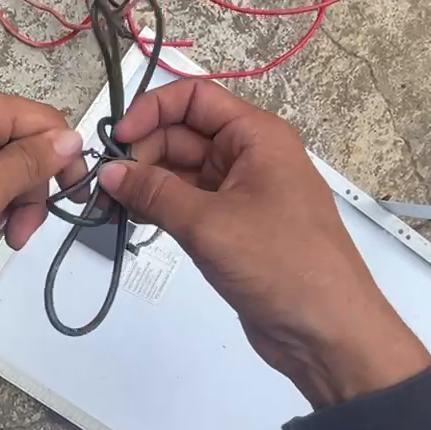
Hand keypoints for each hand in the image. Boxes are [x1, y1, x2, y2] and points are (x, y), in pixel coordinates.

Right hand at [99, 81, 429, 407]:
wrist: (325, 331)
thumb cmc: (282, 265)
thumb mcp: (210, 223)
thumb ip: (154, 193)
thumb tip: (109, 171)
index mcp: (256, 137)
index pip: (194, 99)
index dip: (151, 111)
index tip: (116, 140)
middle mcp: (247, 157)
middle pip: (181, 135)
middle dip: (140, 154)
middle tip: (105, 186)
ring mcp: (238, 193)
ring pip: (179, 171)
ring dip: (144, 184)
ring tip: (109, 206)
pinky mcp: (229, 227)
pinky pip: (185, 203)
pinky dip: (157, 208)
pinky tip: (132, 221)